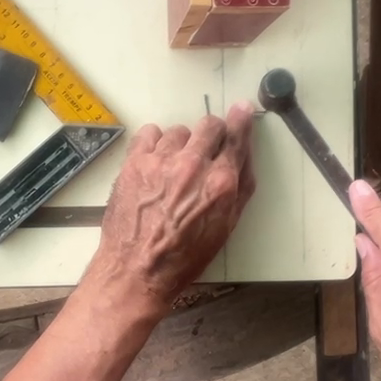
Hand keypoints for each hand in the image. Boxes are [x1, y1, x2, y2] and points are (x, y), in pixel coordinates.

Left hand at [86, 104, 257, 310]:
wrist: (137, 270)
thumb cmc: (183, 257)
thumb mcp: (225, 228)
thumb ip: (240, 188)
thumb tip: (245, 156)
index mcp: (220, 184)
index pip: (236, 138)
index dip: (241, 121)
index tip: (241, 110)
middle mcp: (193, 166)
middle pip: (209, 126)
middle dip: (212, 134)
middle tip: (205, 150)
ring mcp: (161, 161)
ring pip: (179, 131)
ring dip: (182, 144)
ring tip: (174, 167)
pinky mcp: (134, 162)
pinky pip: (150, 132)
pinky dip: (155, 142)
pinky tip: (154, 160)